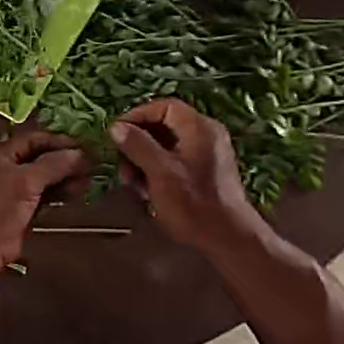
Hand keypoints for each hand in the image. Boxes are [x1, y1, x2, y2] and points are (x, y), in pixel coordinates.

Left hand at [0, 132, 88, 272]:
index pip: (32, 139)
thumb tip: (79, 154)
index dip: (57, 141)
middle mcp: (4, 168)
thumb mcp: (26, 182)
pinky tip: (76, 191)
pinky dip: (58, 191)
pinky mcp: (20, 207)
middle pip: (38, 157)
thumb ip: (53, 165)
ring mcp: (11, 188)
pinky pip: (42, 193)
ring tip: (87, 178)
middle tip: (89, 163)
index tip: (82, 146)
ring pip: (42, 177)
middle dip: (64, 160)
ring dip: (64, 177)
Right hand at [109, 98, 268, 252]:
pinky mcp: (203, 172)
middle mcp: (205, 135)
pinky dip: (156, 170)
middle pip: (163, 125)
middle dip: (137, 143)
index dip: (137, 115)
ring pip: (165, 145)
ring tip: (132, 182)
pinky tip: (147, 190)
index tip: (117, 133)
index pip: (164, 106)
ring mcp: (206, 154)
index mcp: (199, 128)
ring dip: (143, 160)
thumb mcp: (160, 172)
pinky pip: (173, 160)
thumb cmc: (193, 203)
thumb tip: (116, 127)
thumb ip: (138, 146)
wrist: (226, 237)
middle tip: (122, 163)